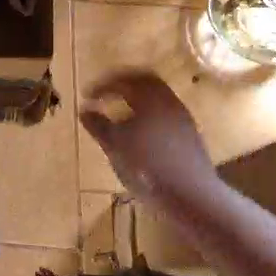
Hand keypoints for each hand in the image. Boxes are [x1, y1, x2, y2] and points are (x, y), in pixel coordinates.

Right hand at [78, 72, 219, 202]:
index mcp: (149, 97)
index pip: (123, 79)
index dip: (102, 85)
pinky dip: (149, 114)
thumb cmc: (147, 167)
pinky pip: (166, 113)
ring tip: (121, 114)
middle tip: (106, 95)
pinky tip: (141, 133)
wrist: (191, 196)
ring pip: (157, 97)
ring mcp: (182, 117)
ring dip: (138, 100)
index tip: (88, 96)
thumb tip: (84, 109)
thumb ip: (98, 125)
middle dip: (123, 85)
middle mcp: (169, 100)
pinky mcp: (190, 135)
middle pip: (145, 81)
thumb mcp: (114, 146)